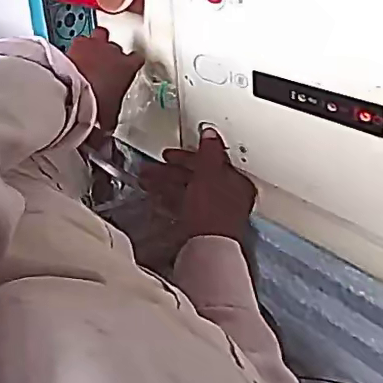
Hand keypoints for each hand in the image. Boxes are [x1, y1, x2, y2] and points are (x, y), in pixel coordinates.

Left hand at [66, 27, 142, 132]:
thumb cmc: (96, 100)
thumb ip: (109, 120)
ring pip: (100, 35)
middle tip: (103, 67)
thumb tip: (104, 134)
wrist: (74, 91)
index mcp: (127, 67)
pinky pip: (80, 41)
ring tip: (91, 53)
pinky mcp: (77, 43)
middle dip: (110, 54)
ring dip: (96, 44)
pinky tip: (74, 54)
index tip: (127, 69)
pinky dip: (77, 47)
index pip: (137, 59)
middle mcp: (113, 52)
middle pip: (117, 46)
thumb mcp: (108, 115)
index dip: (132, 63)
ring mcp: (95, 45)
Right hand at [141, 128, 256, 241]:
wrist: (206, 250)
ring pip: (187, 191)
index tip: (169, 153)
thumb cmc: (211, 213)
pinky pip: (182, 206)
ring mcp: (214, 213)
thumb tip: (209, 132)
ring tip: (146, 180)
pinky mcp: (200, 227)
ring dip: (166, 183)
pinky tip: (157, 198)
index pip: (211, 161)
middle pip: (197, 176)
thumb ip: (209, 152)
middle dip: (171, 170)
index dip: (189, 155)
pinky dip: (168, 199)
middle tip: (151, 167)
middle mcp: (228, 198)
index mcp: (236, 183)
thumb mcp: (209, 175)